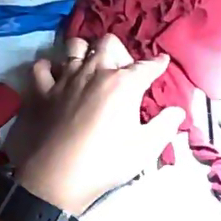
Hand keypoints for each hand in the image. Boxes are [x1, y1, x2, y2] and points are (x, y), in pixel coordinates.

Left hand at [13, 34, 185, 212]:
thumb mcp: (146, 148)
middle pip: (109, 43)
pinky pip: (43, 67)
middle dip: (120, 51)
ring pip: (75, 46)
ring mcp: (65, 79)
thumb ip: (165, 125)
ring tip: (91, 67)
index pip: (146, 66)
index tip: (162, 62)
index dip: (157, 64)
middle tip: (124, 71)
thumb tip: (178, 111)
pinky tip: (56, 77)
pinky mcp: (42, 91)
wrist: (58, 177)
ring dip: (86, 51)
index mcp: (123, 84)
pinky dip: (50, 68)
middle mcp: (94, 72)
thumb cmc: (106, 162)